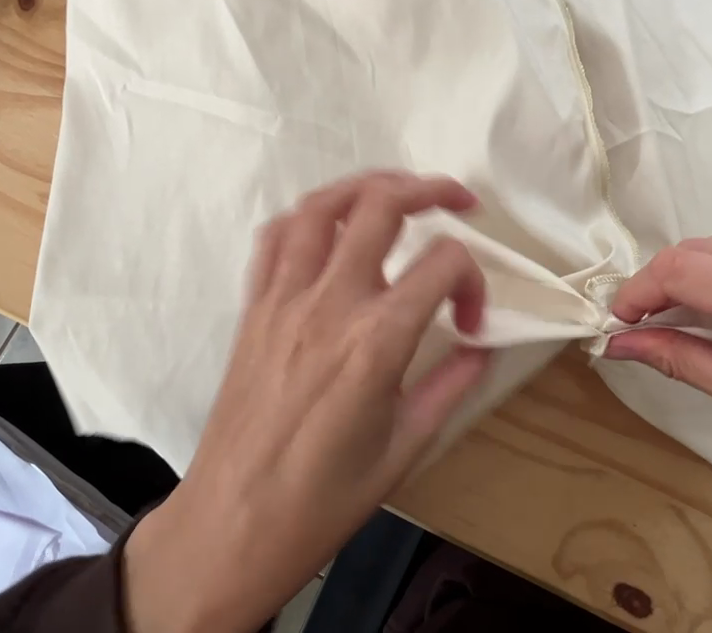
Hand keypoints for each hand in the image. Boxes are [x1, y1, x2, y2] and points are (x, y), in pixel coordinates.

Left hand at [123, 171, 493, 632]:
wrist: (232, 527)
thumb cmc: (324, 499)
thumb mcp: (407, 447)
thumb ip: (451, 384)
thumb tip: (479, 346)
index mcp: (377, 340)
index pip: (444, 264)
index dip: (473, 280)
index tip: (470, 320)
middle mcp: (330, 303)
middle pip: (382, 205)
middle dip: (431, 189)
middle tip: (458, 200)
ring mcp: (284, 298)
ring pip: (323, 206)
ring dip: (367, 184)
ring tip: (398, 191)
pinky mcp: (253, 307)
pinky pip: (276, 237)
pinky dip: (309, 216)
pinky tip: (331, 226)